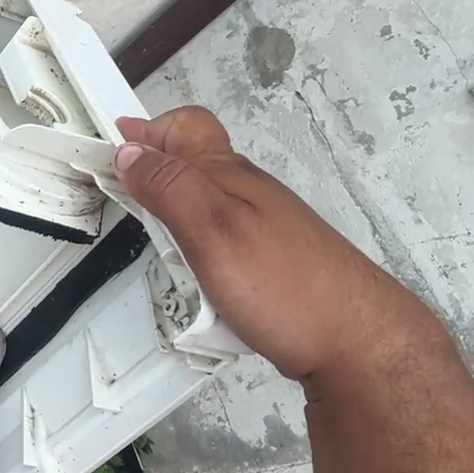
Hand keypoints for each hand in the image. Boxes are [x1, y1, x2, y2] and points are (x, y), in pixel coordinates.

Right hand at [113, 108, 428, 382]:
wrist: (361, 346)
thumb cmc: (285, 287)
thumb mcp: (212, 230)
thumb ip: (168, 188)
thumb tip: (129, 152)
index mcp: (230, 175)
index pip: (186, 126)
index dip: (148, 129)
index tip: (112, 146)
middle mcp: (246, 191)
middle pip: (191, 163)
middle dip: (152, 174)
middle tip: (125, 198)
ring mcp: (263, 225)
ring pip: (205, 202)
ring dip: (172, 213)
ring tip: (154, 241)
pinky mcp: (272, 259)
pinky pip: (221, 237)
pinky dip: (196, 246)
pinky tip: (194, 274)